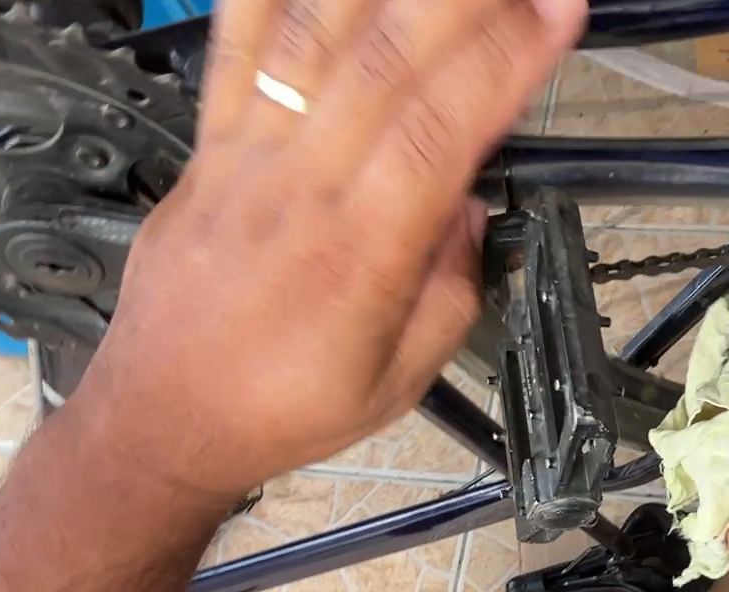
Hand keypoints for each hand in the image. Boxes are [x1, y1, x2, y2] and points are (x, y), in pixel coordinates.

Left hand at [72, 0, 586, 499]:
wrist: (172, 415)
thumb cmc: (288, 407)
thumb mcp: (400, 381)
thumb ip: (448, 294)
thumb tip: (466, 215)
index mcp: (363, 255)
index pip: (444, 129)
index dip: (506, 62)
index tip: (557, 12)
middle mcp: (303, 187)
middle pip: (386, 56)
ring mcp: (247, 155)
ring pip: (315, 28)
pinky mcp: (209, 145)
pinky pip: (238, 38)